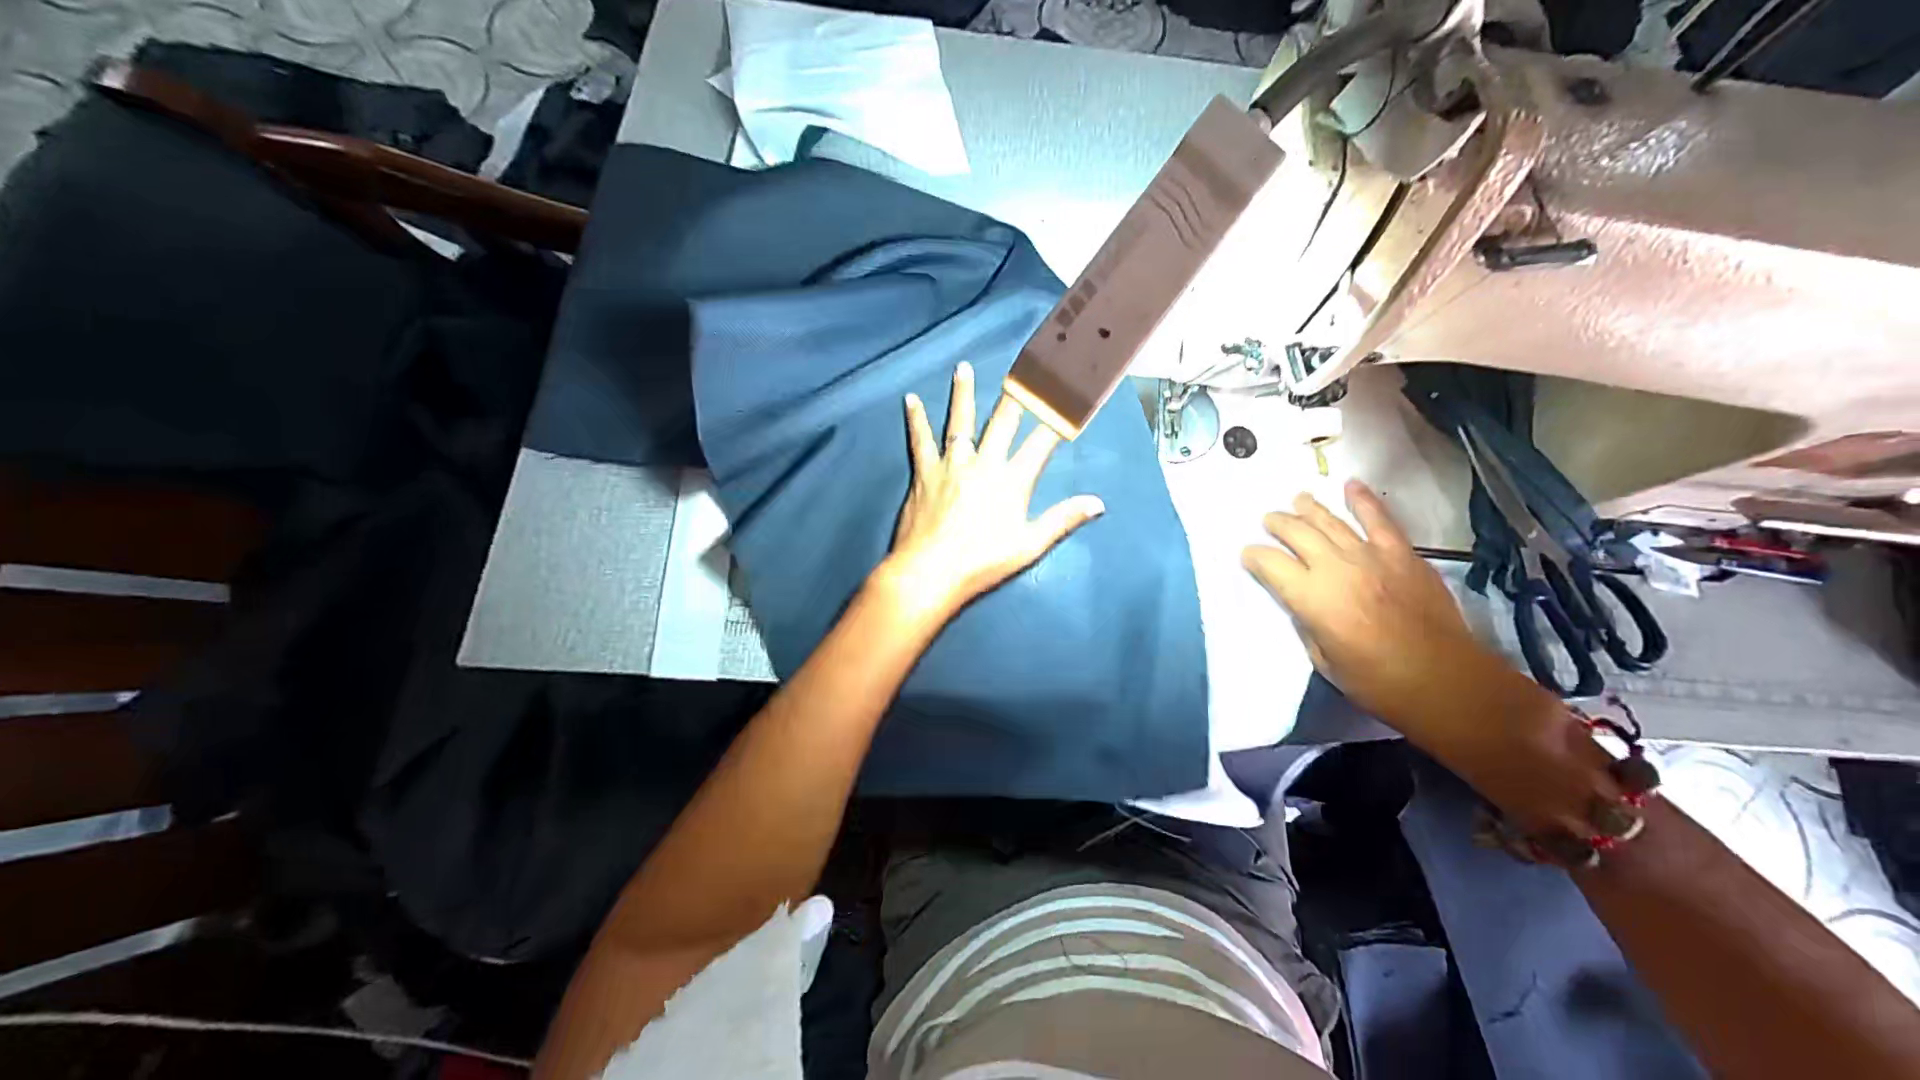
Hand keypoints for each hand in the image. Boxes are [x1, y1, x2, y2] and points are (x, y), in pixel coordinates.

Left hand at [873, 362, 1104, 624]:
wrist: (930, 572)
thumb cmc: (982, 563)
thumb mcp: (1029, 546)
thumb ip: (1062, 519)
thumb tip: (1098, 503)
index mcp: (1012, 480)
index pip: (1042, 440)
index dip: (1059, 414)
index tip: (1071, 391)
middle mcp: (983, 463)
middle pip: (1003, 420)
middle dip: (1016, 391)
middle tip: (1023, 364)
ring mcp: (952, 465)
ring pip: (960, 422)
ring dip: (963, 394)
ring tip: (962, 368)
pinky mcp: (925, 474)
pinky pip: (921, 441)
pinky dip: (916, 420)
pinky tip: (910, 400)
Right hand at [1242, 480, 1501, 730]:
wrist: (1444, 680)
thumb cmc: (1376, 681)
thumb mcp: (1322, 659)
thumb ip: (1307, 623)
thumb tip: (1301, 601)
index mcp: (1311, 598)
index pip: (1269, 564)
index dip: (1254, 557)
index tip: (1248, 555)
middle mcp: (1336, 568)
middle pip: (1297, 533)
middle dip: (1277, 524)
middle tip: (1268, 521)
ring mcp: (1371, 556)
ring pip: (1331, 522)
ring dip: (1309, 508)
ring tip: (1296, 499)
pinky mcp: (1402, 555)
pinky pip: (1379, 520)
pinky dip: (1363, 500)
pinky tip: (1350, 485)